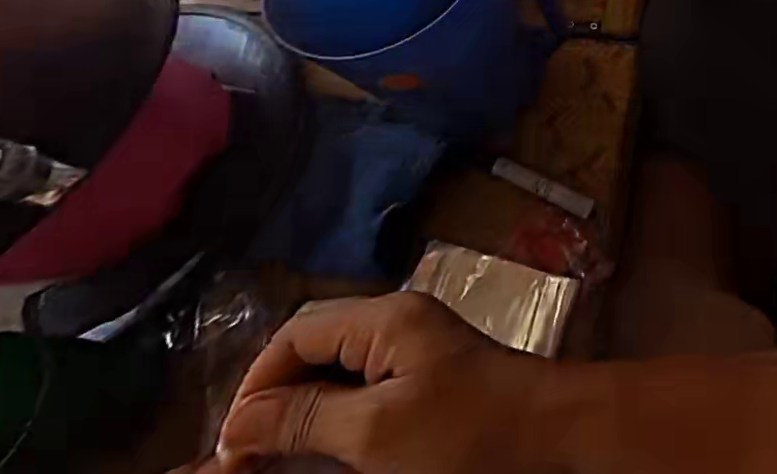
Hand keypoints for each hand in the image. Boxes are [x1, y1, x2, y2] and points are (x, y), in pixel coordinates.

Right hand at [209, 293, 557, 473]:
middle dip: (273, 396)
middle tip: (244, 461)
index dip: (256, 384)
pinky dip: (332, 414)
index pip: (298, 333)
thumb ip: (305, 418)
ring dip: (299, 409)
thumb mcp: (376, 431)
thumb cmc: (465, 429)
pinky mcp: (423, 372)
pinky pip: (362, 384)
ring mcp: (412, 345)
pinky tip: (320, 450)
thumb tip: (240, 419)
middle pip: (314, 345)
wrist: (546, 429)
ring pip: (335, 367)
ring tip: (272, 461)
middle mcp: (396, 319)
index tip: (230, 450)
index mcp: (386, 317)